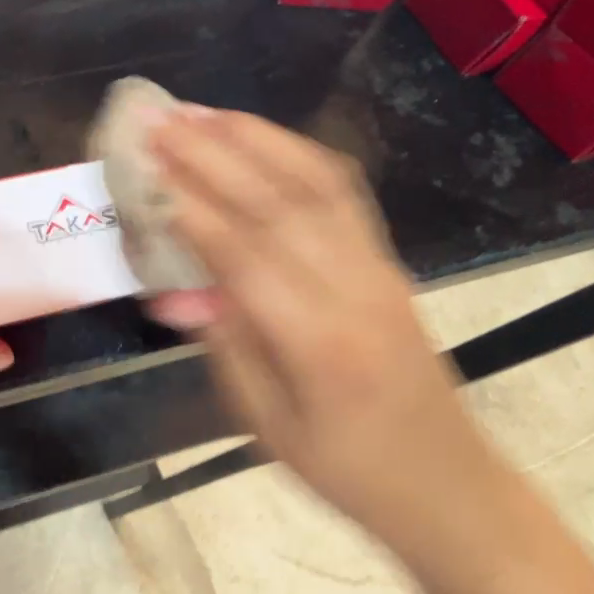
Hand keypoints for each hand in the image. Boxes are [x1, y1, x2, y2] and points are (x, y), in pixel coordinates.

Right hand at [147, 107, 593, 593]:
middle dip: (210, 155)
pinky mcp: (385, 254)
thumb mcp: (265, 422)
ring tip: (197, 111)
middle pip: (277, 204)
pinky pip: (340, 188)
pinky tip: (254, 133)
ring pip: (313, 182)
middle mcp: (354, 290)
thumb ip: (222, 343)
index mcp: (320, 345)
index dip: (191, 209)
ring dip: (251, 137)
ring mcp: (376, 264)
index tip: (144, 168)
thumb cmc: (345, 465)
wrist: (448, 482)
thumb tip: (171, 287)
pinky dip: (292, 149)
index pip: (246, 258)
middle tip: (157, 120)